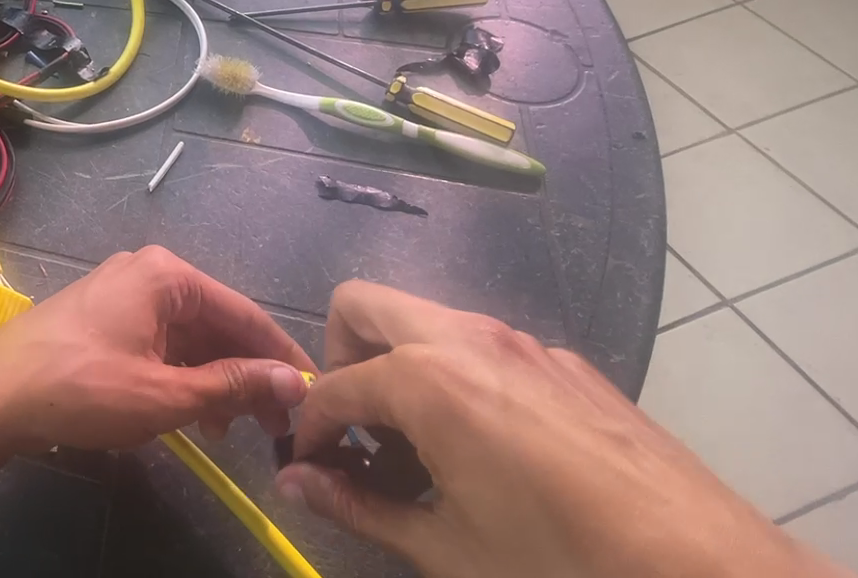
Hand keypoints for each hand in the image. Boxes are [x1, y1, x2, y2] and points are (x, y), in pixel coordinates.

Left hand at [0, 246, 316, 457]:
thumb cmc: (82, 388)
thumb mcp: (165, 394)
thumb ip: (233, 386)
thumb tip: (295, 382)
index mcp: (165, 275)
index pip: (243, 313)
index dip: (282, 356)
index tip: (316, 394)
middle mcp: (146, 273)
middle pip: (214, 323)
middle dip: (245, 373)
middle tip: (275, 427)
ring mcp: (121, 293)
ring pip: (186, 336)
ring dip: (212, 380)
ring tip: (230, 431)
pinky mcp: (103, 317)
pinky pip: (158, 342)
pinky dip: (179, 376)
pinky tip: (193, 415)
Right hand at [277, 281, 846, 577]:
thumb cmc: (566, 568)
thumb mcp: (449, 549)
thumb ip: (358, 506)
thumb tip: (292, 484)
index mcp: (425, 378)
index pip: (333, 388)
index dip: (309, 429)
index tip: (309, 466)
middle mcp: (464, 338)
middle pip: (362, 306)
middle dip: (341, 359)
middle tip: (360, 427)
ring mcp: (521, 343)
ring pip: (424, 322)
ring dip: (399, 366)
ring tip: (425, 447)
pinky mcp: (566, 364)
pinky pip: (483, 349)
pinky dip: (458, 379)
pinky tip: (496, 452)